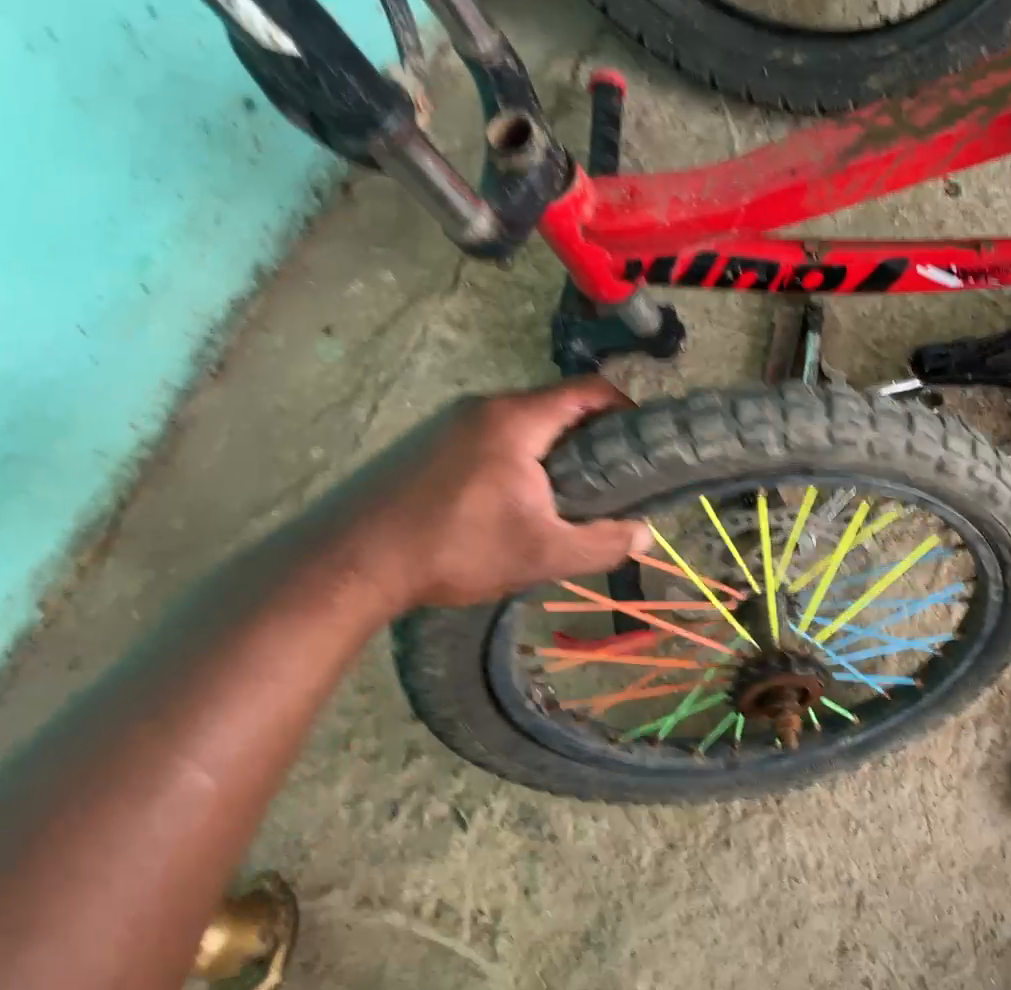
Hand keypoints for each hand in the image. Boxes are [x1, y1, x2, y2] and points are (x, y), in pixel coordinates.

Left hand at [319, 377, 649, 610]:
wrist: (351, 564)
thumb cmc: (457, 549)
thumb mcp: (546, 554)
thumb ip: (605, 543)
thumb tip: (645, 534)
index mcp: (515, 420)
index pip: (588, 391)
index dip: (627, 410)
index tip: (646, 443)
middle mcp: (482, 408)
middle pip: (557, 407)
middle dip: (594, 439)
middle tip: (615, 481)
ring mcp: (449, 424)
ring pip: (524, 426)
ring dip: (556, 452)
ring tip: (571, 497)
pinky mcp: (427, 445)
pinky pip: (493, 439)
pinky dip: (520, 460)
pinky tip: (517, 504)